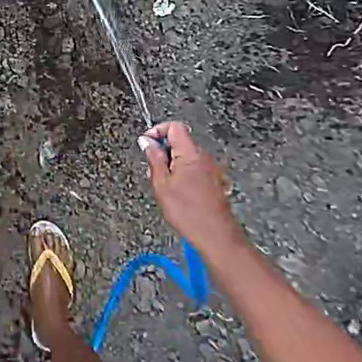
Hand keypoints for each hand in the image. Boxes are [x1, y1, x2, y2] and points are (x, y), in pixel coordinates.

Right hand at [140, 122, 244, 256]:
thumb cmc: (189, 212)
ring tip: (167, 188)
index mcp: (190, 153)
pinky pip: (196, 169)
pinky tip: (180, 195)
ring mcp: (212, 169)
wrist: (215, 235)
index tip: (147, 144)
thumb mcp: (161, 184)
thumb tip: (146, 141)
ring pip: (187, 157)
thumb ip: (153, 158)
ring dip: (173, 165)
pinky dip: (184, 175)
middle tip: (155, 172)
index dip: (158, 131)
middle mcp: (204, 157)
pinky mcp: (215, 181)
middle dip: (164, 152)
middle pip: (180, 141)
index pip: (174, 127)